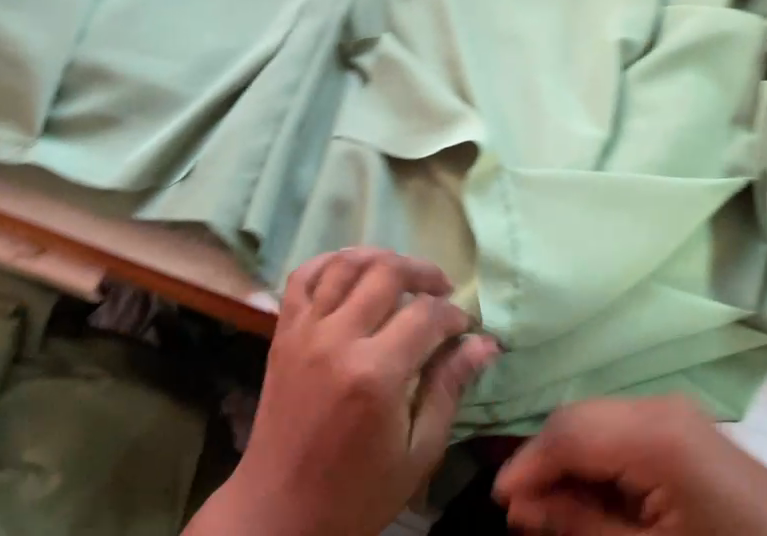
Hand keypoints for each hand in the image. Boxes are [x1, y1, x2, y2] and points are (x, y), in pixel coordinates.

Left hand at [187, 249, 499, 535]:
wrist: (281, 509)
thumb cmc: (358, 492)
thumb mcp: (417, 452)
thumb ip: (448, 388)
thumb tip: (485, 344)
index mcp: (375, 374)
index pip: (426, 315)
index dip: (454, 315)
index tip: (466, 327)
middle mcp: (337, 338)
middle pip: (386, 273)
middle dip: (423, 273)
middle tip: (442, 288)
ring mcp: (304, 330)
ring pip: (345, 264)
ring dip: (380, 258)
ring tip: (403, 273)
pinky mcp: (282, 332)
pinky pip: (302, 276)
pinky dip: (329, 261)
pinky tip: (352, 268)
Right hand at [494, 397, 766, 535]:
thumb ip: (581, 525)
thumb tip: (519, 507)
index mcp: (652, 432)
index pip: (566, 433)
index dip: (526, 466)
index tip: (498, 503)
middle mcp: (657, 407)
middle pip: (576, 422)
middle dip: (544, 465)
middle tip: (521, 515)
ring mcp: (671, 413)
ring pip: (594, 426)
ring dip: (569, 465)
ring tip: (551, 513)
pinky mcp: (681, 429)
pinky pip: (619, 435)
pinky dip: (597, 465)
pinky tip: (591, 502)